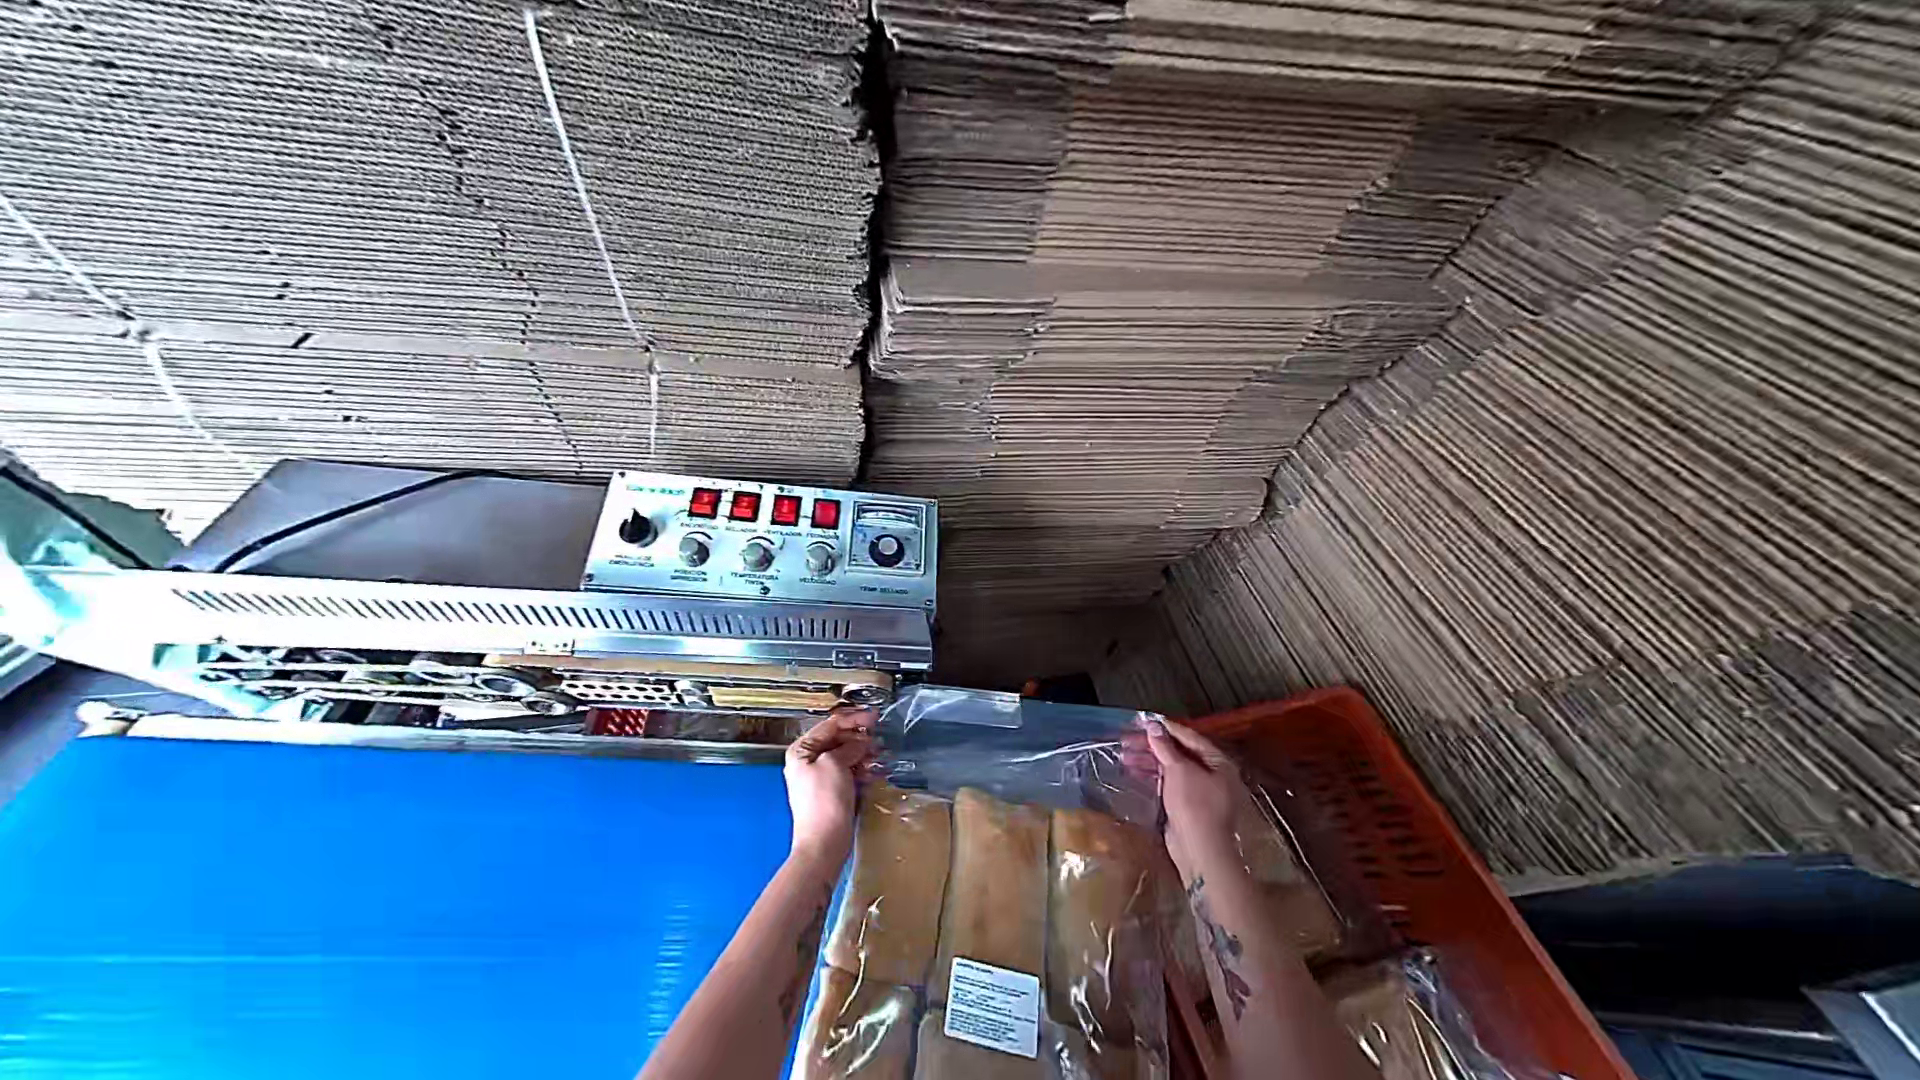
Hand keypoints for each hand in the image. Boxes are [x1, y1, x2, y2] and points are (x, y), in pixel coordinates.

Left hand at [784, 707, 875, 865]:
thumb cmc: (824, 801)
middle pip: (838, 740)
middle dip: (860, 738)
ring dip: (864, 754)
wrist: (824, 843)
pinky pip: (850, 772)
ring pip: (846, 756)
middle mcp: (808, 761)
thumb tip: (862, 741)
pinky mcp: (833, 791)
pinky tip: (875, 771)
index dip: (853, 719)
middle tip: (879, 739)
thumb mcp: (836, 764)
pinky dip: (862, 769)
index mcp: (802, 751)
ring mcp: (821, 777)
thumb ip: (850, 746)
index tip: (874, 717)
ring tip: (879, 756)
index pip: (830, 725)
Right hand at [1142, 717, 1248, 876]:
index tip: (1145, 720)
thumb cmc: (1194, 804)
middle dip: (1152, 746)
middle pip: (1179, 753)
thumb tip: (1153, 726)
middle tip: (1128, 738)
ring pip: (1171, 769)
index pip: (1190, 738)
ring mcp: (1199, 792)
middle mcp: (1212, 775)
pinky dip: (1152, 776)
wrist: (1199, 850)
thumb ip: (1165, 747)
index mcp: (1218, 763)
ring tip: (1124, 755)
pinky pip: (1168, 784)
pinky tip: (1133, 770)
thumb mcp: (1179, 770)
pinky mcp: (1186, 805)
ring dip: (1148, 760)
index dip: (1167, 728)